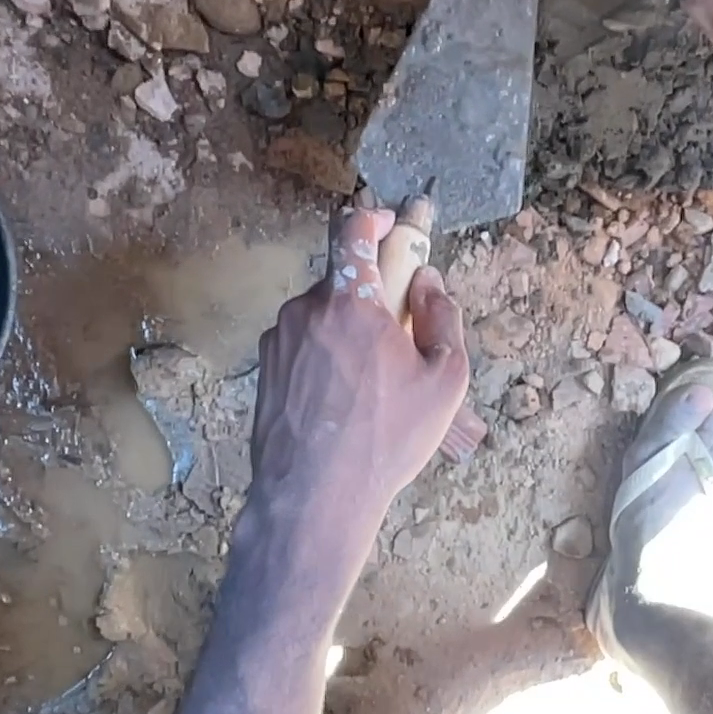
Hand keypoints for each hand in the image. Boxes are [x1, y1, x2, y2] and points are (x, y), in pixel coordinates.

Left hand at [248, 208, 469, 558]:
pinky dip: (328, 356)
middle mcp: (307, 309)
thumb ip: (443, 317)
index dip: (375, 217)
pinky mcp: (266, 368)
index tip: (391, 225)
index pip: (353, 228)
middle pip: (346, 281)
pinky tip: (343, 402)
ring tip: (372, 388)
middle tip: (399, 344)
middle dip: (375, 299)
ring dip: (351, 333)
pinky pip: (305, 344)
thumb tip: (428, 283)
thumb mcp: (445, 379)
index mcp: (351, 300)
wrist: (314, 496)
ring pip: (325, 316)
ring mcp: (280, 339)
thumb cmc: (386, 438)